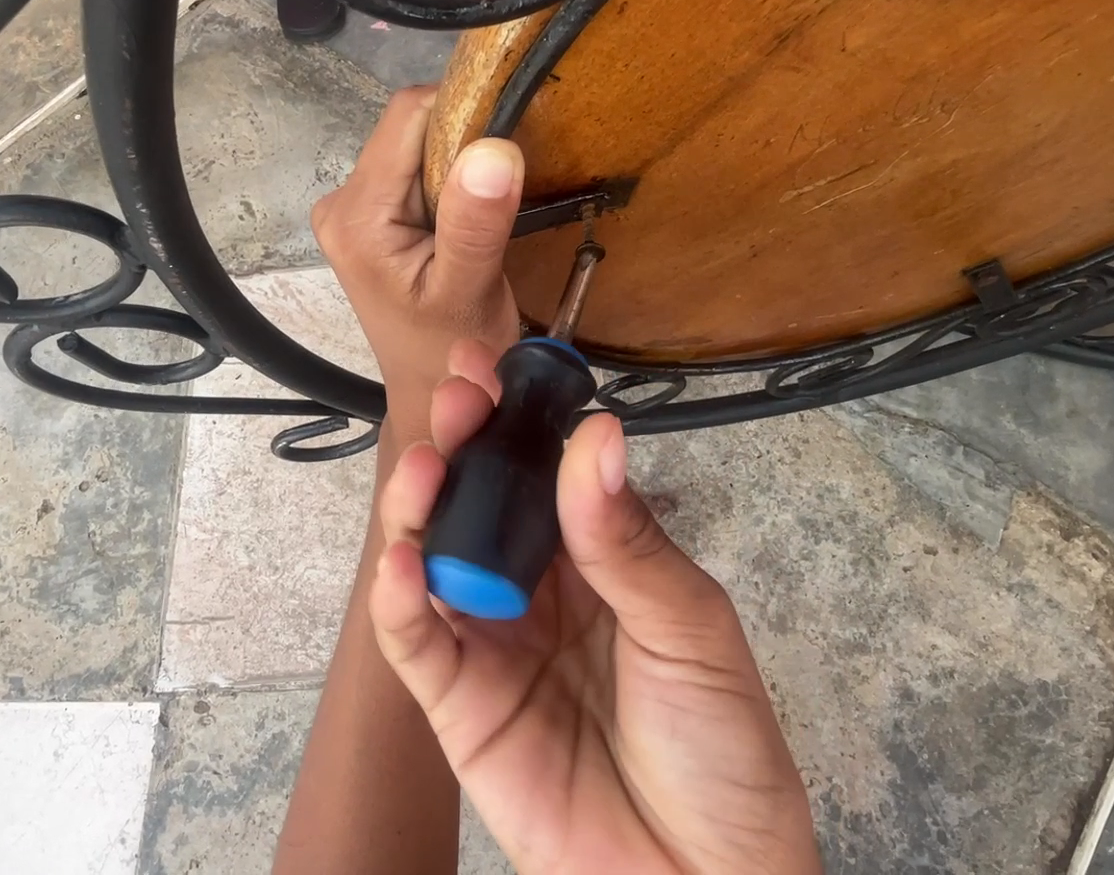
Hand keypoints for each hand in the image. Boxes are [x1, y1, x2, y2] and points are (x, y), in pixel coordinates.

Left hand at [312, 87, 525, 430]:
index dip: (463, 112)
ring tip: (482, 214)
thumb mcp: (470, 290)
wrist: (430, 391)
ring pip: (415, 148)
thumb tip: (494, 147)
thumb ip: (475, 223)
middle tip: (500, 194)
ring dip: (457, 167)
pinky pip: (413, 171)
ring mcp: (350, 208)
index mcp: (357, 217)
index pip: (408, 117)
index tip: (509, 143)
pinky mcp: (368, 216)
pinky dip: (447, 182)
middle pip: (410, 130)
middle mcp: (340, 202)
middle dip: (462, 147)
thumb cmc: (451, 353)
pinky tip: (463, 219)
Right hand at [368, 345, 822, 874]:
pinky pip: (414, 638)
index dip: (514, 418)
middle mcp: (534, 586)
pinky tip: (403, 560)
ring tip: (426, 467)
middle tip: (457, 400)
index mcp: (593, 557)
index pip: (541, 471)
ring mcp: (490, 639)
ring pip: (434, 555)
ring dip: (421, 505)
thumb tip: (598, 435)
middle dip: (462, 443)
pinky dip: (397, 597)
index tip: (493, 366)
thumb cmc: (716, 747)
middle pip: (480, 501)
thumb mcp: (688, 630)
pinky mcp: (457, 700)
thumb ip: (628, 540)